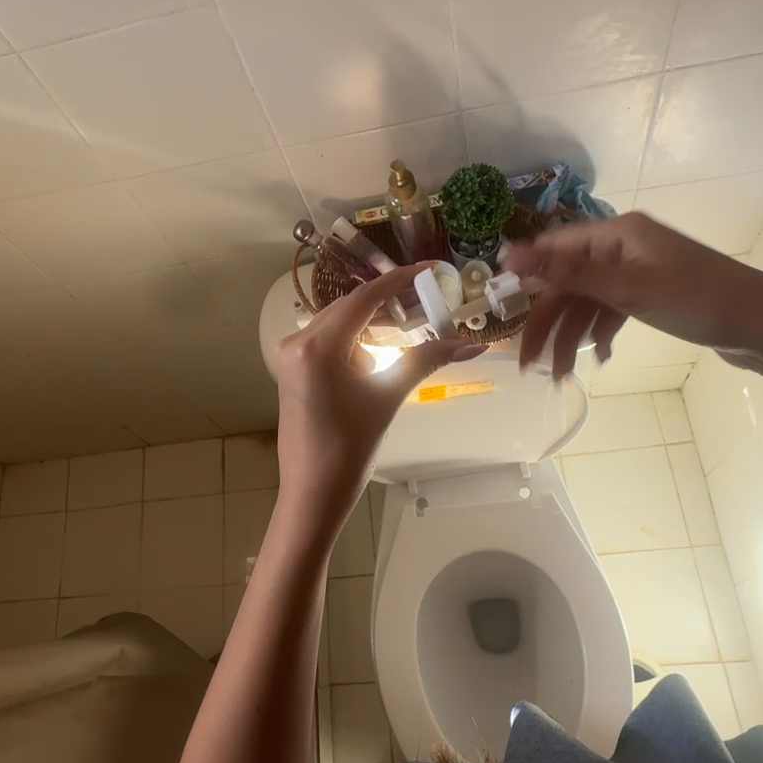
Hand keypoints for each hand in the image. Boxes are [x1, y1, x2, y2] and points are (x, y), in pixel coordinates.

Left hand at [272, 263, 484, 512]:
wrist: (312, 493)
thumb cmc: (350, 449)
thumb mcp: (387, 397)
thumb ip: (425, 360)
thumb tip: (472, 344)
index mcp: (316, 346)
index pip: (364, 298)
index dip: (400, 280)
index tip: (432, 269)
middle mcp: (296, 341)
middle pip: (350, 307)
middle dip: (389, 301)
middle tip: (429, 297)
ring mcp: (290, 355)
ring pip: (339, 323)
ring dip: (374, 321)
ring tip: (412, 321)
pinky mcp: (292, 369)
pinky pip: (328, 341)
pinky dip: (356, 339)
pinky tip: (382, 345)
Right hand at [505, 212, 762, 391]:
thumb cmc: (697, 300)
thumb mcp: (627, 288)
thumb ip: (568, 272)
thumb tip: (511, 254)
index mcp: (615, 233)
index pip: (554, 250)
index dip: (526, 278)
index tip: (501, 310)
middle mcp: (622, 247)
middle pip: (568, 284)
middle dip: (549, 324)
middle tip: (529, 364)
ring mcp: (637, 272)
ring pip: (588, 303)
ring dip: (572, 337)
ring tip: (561, 376)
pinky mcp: (650, 295)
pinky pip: (610, 312)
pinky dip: (599, 334)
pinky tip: (598, 359)